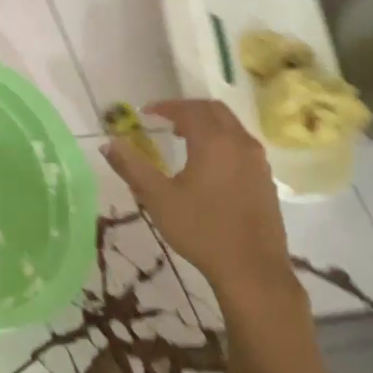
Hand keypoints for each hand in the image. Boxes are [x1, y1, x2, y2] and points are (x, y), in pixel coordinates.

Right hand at [104, 99, 292, 295]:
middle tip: (163, 118)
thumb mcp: (157, 198)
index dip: (165, 106)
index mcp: (214, 143)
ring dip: (206, 123)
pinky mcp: (264, 178)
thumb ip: (131, 167)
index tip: (144, 112)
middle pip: (215, 110)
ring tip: (182, 136)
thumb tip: (108, 143)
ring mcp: (257, 161)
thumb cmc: (199, 229)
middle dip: (188, 109)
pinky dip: (220, 139)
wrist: (250, 266)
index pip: (189, 110)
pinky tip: (206, 162)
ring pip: (232, 127)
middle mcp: (240, 144)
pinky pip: (241, 144)